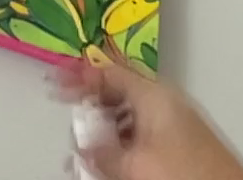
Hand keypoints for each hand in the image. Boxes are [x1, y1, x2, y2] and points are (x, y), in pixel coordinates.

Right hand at [58, 60, 242, 179]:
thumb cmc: (188, 175)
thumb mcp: (136, 165)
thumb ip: (103, 151)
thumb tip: (80, 143)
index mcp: (152, 94)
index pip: (107, 72)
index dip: (78, 75)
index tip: (54, 81)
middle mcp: (162, 102)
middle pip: (115, 94)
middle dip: (89, 110)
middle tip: (69, 124)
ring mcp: (173, 124)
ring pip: (125, 118)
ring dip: (102, 133)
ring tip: (84, 153)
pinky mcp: (180, 145)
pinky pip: (139, 136)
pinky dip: (120, 145)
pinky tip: (109, 164)